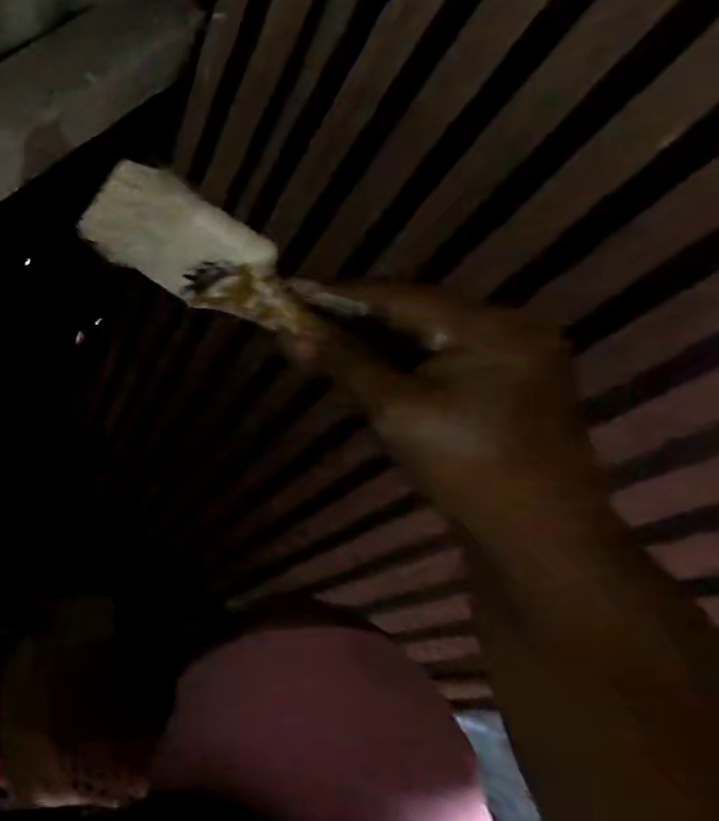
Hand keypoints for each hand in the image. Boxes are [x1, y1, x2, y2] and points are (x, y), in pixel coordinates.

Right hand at [279, 281, 606, 542]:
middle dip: (348, 317)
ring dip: (364, 339)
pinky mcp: (500, 382)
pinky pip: (433, 355)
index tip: (286, 293)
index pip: (399, 296)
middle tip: (292, 321)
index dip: (338, 294)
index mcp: (491, 328)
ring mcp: (508, 357)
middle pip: (411, 311)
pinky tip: (351, 363)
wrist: (534, 527)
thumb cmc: (463, 460)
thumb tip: (289, 332)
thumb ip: (343, 363)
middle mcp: (508, 330)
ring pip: (419, 334)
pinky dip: (390, 357)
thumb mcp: (393, 407)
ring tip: (310, 342)